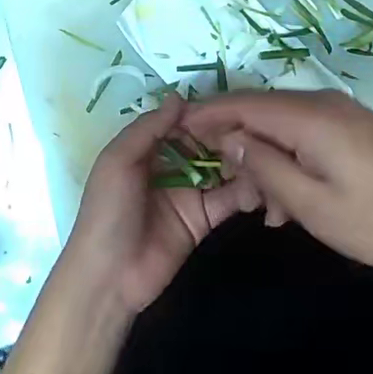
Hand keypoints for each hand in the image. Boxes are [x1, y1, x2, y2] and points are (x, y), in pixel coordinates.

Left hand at [55, 96, 262, 315]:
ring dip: (240, 159)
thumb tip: (179, 97)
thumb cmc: (107, 210)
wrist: (110, 276)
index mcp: (144, 148)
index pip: (177, 122)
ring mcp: (187, 193)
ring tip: (265, 151)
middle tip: (255, 127)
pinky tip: (265, 182)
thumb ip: (148, 129)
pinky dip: (246, 192)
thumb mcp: (118, 161)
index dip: (200, 114)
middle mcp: (168, 166)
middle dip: (225, 135)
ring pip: (220, 169)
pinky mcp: (203, 220)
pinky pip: (228, 201)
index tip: (229, 104)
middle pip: (202, 143)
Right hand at [185, 90, 372, 280]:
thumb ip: (264, 168)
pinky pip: (304, 134)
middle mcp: (320, 103)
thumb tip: (226, 140)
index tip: (174, 130)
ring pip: (281, 125)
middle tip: (211, 176)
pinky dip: (287, 159)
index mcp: (307, 116)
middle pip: (258, 111)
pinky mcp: (354, 128)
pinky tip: (288, 199)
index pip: (239, 104)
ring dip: (261, 157)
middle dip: (230, 140)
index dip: (204, 115)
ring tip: (256, 203)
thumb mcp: (314, 206)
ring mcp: (340, 113)